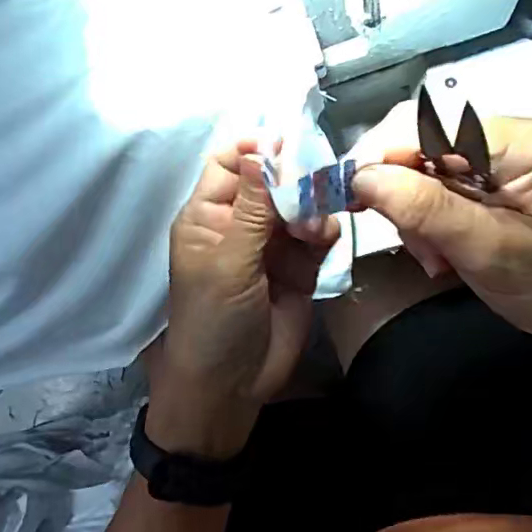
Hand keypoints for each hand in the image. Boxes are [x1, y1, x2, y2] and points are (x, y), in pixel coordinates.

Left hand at [148, 141, 339, 458]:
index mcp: (208, 215)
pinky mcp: (300, 264)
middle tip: (314, 186)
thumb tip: (260, 147)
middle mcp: (240, 222)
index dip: (256, 148)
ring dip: (311, 208)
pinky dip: (323, 231)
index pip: (231, 163)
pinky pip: (318, 232)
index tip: (288, 145)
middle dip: (294, 179)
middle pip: (273, 179)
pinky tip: (320, 242)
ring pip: (301, 203)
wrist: (234, 386)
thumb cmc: (214, 321)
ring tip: (311, 232)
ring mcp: (272, 243)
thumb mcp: (228, 263)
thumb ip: (252, 208)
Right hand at [348, 105, 531, 349]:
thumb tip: (358, 175)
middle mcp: (529, 130)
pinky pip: (450, 179)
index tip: (348, 190)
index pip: (440, 124)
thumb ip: (422, 209)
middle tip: (411, 242)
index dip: (386, 152)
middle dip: (406, 190)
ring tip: (435, 257)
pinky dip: (434, 214)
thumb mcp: (486, 252)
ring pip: (434, 162)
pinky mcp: (511, 170)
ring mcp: (520, 149)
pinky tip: (445, 249)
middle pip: (433, 139)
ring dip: (419, 209)